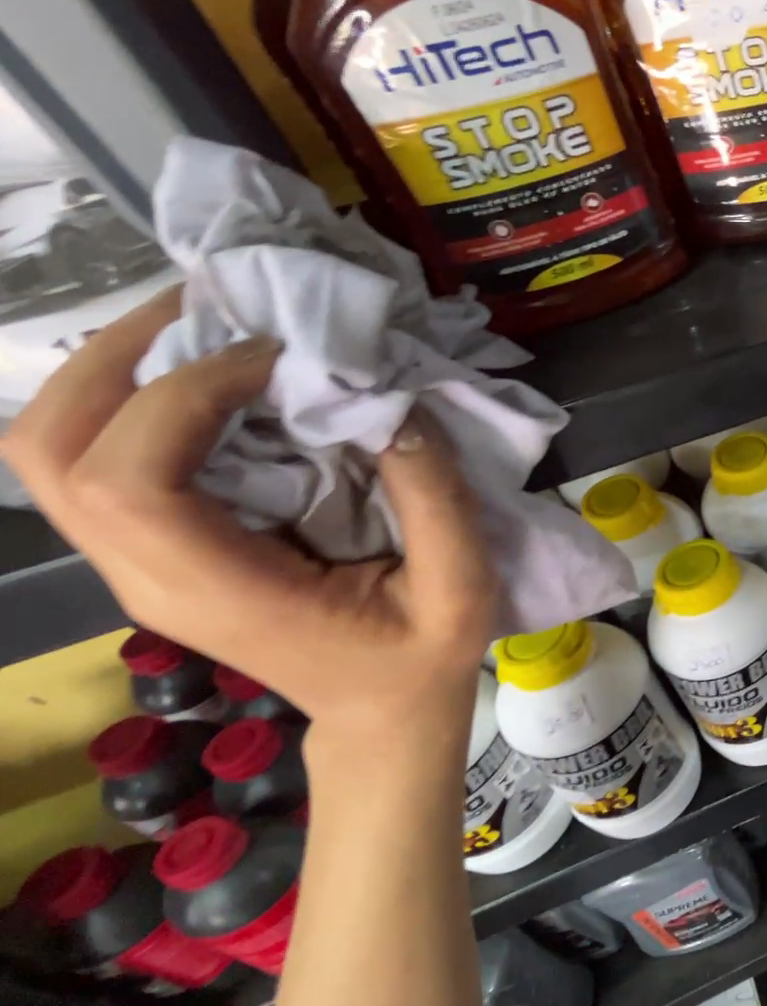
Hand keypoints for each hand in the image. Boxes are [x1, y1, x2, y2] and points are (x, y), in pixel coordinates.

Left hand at [2, 287, 497, 739]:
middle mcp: (148, 572)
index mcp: (218, 589)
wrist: (381, 714)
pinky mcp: (156, 547)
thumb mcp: (461, 588)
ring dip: (115, 369)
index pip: (129, 478)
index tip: (278, 356)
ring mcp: (139, 562)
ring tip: (206, 326)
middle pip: (49, 450)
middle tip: (213, 306)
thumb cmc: (422, 658)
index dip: (182, 394)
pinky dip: (137, 398)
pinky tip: (215, 376)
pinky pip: (101, 457)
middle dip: (116, 358)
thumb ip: (436, 501)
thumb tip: (393, 408)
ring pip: (52, 448)